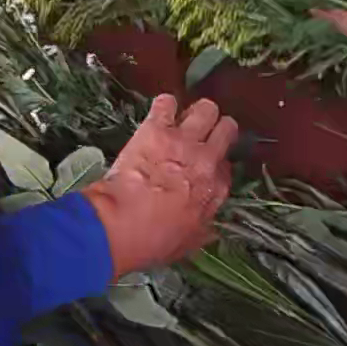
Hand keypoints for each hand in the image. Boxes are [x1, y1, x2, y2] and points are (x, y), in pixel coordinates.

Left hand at [83, 94, 237, 277]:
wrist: (120, 224)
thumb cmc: (153, 240)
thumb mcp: (188, 243)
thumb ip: (203, 230)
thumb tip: (210, 230)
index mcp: (215, 189)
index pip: (226, 167)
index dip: (216, 164)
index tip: (204, 168)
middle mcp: (207, 159)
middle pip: (226, 128)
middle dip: (217, 128)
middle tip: (202, 134)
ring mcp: (183, 140)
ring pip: (205, 108)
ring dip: (196, 112)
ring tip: (182, 119)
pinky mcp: (157, 128)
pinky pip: (167, 102)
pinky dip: (164, 105)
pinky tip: (159, 113)